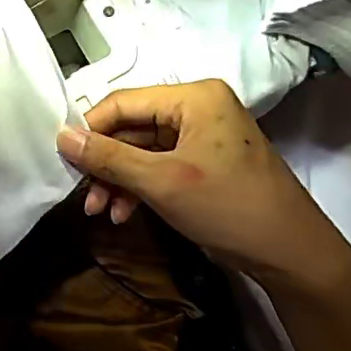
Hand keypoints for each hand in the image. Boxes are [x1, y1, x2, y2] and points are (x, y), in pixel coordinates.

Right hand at [56, 80, 350, 290]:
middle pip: (131, 128)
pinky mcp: (202, 163)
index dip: (89, 129)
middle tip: (82, 194)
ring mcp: (200, 137)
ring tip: (99, 211)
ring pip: (141, 152)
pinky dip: (137, 189)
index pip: (124, 102)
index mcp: (195, 97)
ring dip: (117, 181)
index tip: (61, 158)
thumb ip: (108, 157)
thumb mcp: (161, 182)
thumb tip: (61, 137)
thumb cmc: (227, 207)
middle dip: (104, 164)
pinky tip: (122, 214)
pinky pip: (158, 167)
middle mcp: (197, 108)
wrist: (288, 252)